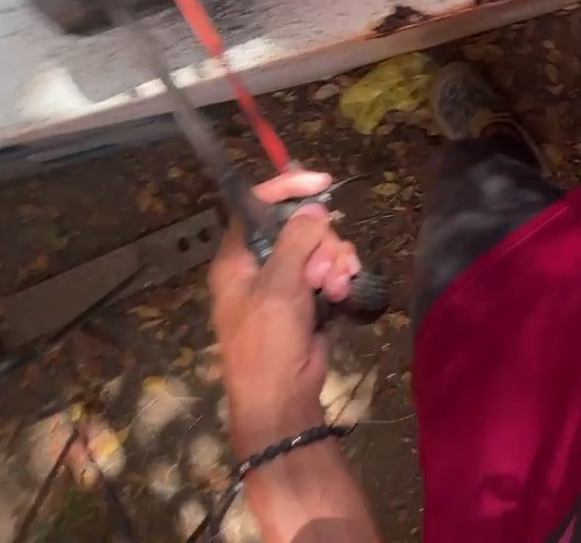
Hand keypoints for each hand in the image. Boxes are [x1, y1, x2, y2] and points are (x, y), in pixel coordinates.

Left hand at [208, 170, 361, 453]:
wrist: (282, 396)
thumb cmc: (267, 342)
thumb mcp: (279, 287)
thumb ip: (296, 241)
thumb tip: (314, 209)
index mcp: (237, 260)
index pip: (255, 206)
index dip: (286, 188)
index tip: (321, 183)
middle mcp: (259, 265)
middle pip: (298, 226)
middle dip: (322, 241)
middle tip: (326, 266)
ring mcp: (285, 281)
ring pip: (319, 247)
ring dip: (335, 260)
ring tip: (337, 285)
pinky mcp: (308, 295)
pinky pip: (330, 268)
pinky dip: (340, 276)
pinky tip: (343, 291)